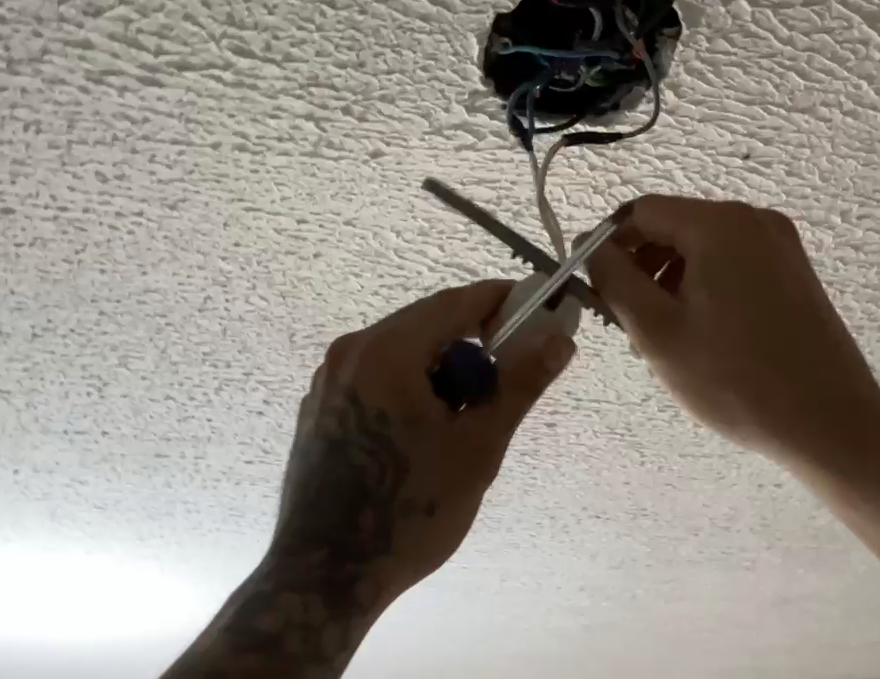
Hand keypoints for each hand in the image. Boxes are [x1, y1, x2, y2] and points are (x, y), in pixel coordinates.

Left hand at [274, 282, 570, 610]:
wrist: (324, 577)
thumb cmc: (408, 511)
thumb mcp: (477, 447)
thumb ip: (520, 384)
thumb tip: (559, 340)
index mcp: (386, 351)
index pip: (456, 303)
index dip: (502, 301)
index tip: (538, 310)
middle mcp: (351, 351)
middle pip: (426, 324)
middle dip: (472, 342)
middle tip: (508, 375)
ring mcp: (329, 379)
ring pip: (402, 351)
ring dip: (441, 369)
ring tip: (465, 418)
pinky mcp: (320, 407)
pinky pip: (377, 375)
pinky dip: (410, 386)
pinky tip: (424, 433)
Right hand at [586, 196, 879, 463]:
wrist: (833, 426)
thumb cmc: (737, 379)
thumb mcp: (656, 330)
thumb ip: (613, 278)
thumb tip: (591, 247)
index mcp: (719, 224)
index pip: (640, 212)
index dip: (609, 245)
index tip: (595, 288)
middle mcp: (753, 220)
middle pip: (672, 226)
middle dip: (641, 266)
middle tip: (627, 321)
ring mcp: (779, 245)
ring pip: (699, 247)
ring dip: (668, 280)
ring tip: (662, 336)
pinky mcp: (793, 271)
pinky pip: (730, 262)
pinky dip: (702, 286)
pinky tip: (700, 334)